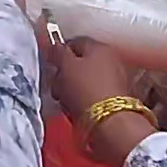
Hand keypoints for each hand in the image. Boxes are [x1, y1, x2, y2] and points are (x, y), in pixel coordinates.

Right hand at [52, 39, 156, 166]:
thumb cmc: (85, 90)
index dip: (60, 51)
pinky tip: (76, 109)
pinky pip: (93, 94)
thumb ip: (57, 52)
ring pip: (86, 79)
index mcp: (100, 47)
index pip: (75, 42)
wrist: (109, 124)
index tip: (50, 63)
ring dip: (73, 88)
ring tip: (65, 100)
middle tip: (56, 85)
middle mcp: (111, 60)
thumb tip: (55, 44)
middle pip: (81, 62)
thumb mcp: (65, 66)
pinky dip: (84, 100)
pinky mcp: (115, 99)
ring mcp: (116, 80)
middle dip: (65, 73)